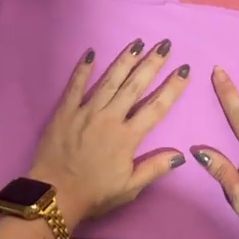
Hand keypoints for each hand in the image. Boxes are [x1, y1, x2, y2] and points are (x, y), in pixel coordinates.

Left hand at [28, 39, 192, 223]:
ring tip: (137, 43)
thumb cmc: (94, 194)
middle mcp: (109, 118)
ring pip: (109, 80)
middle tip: (164, 45)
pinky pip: (75, 86)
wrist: (54, 195)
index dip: (172, 88)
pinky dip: (83, 69)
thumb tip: (181, 154)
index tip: (184, 70)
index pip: (156, 107)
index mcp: (127, 137)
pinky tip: (91, 53)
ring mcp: (85, 112)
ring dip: (124, 60)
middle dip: (151, 63)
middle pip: (135, 86)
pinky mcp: (65, 111)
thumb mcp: (130, 189)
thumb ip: (154, 168)